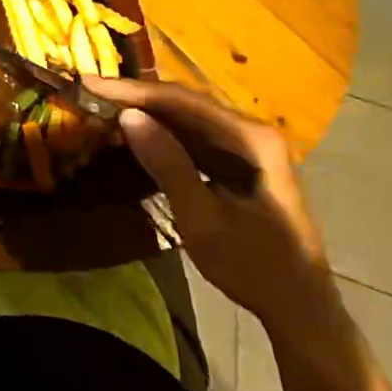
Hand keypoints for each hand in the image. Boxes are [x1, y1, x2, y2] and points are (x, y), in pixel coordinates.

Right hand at [87, 77, 337, 332]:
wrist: (301, 307)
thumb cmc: (254, 265)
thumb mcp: (203, 219)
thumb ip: (168, 164)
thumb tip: (128, 116)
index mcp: (250, 139)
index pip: (182, 101)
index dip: (132, 90)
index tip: (90, 83)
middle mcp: (253, 132)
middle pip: (186, 102)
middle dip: (137, 96)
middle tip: (91, 93)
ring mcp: (251, 147)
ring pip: (190, 117)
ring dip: (149, 112)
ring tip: (106, 108)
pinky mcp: (243, 163)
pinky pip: (197, 136)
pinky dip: (165, 132)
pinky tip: (140, 135)